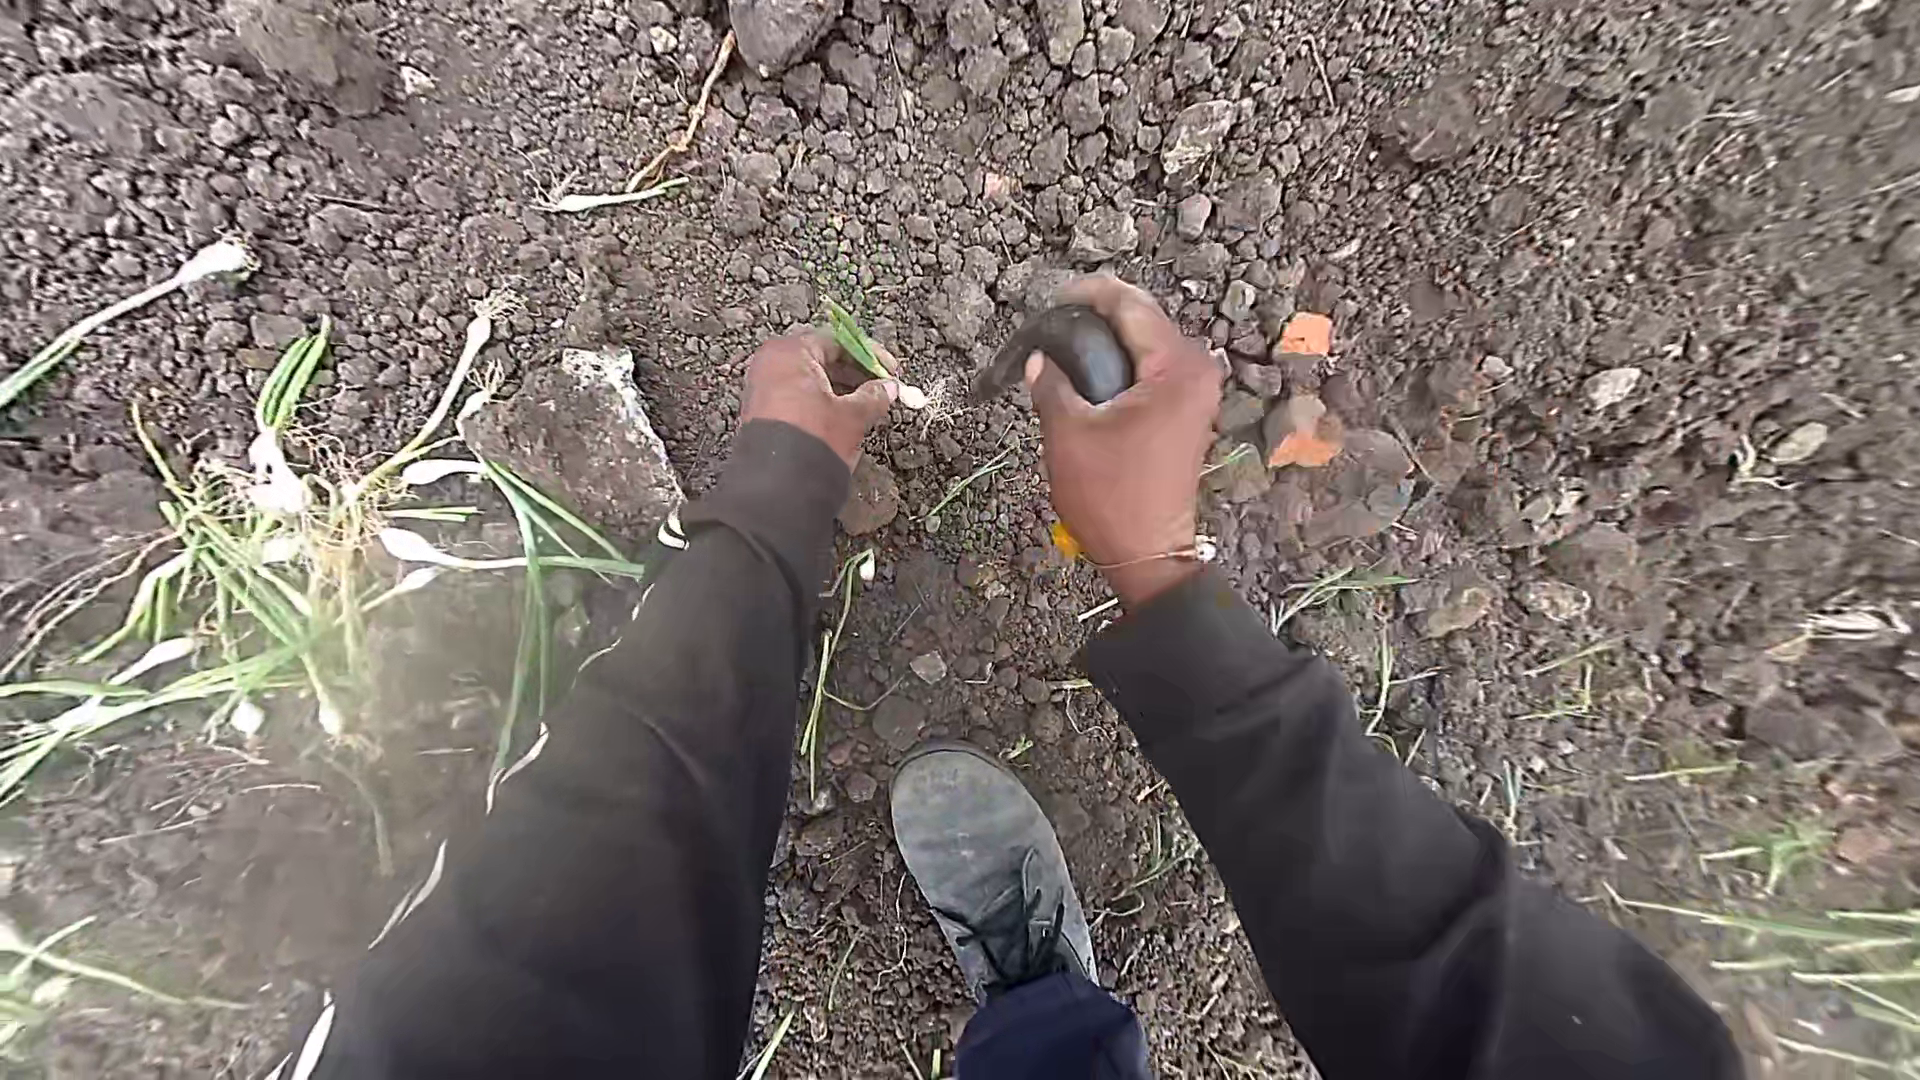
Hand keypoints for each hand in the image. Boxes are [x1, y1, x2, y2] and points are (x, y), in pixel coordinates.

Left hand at [739, 331, 897, 468]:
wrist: (779, 486)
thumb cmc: (814, 440)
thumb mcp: (853, 415)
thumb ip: (874, 396)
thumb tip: (889, 388)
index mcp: (790, 352)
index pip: (837, 341)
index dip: (869, 356)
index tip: (890, 371)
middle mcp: (770, 363)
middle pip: (822, 358)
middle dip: (854, 373)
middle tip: (881, 387)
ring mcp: (762, 387)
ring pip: (810, 379)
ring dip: (840, 389)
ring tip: (866, 405)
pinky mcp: (762, 412)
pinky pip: (797, 396)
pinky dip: (821, 401)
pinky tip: (843, 417)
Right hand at [1026, 276, 1222, 605]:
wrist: (1145, 551)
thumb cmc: (1108, 496)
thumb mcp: (1068, 434)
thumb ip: (1051, 384)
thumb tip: (1039, 358)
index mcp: (1175, 367)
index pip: (1129, 304)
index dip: (1086, 294)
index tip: (1050, 301)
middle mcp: (1197, 370)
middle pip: (1142, 320)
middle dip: (1095, 319)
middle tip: (1050, 330)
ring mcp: (1197, 392)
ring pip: (1146, 345)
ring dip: (1106, 344)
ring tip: (1062, 354)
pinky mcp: (1188, 412)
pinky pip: (1151, 371)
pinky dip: (1120, 368)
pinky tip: (1088, 379)